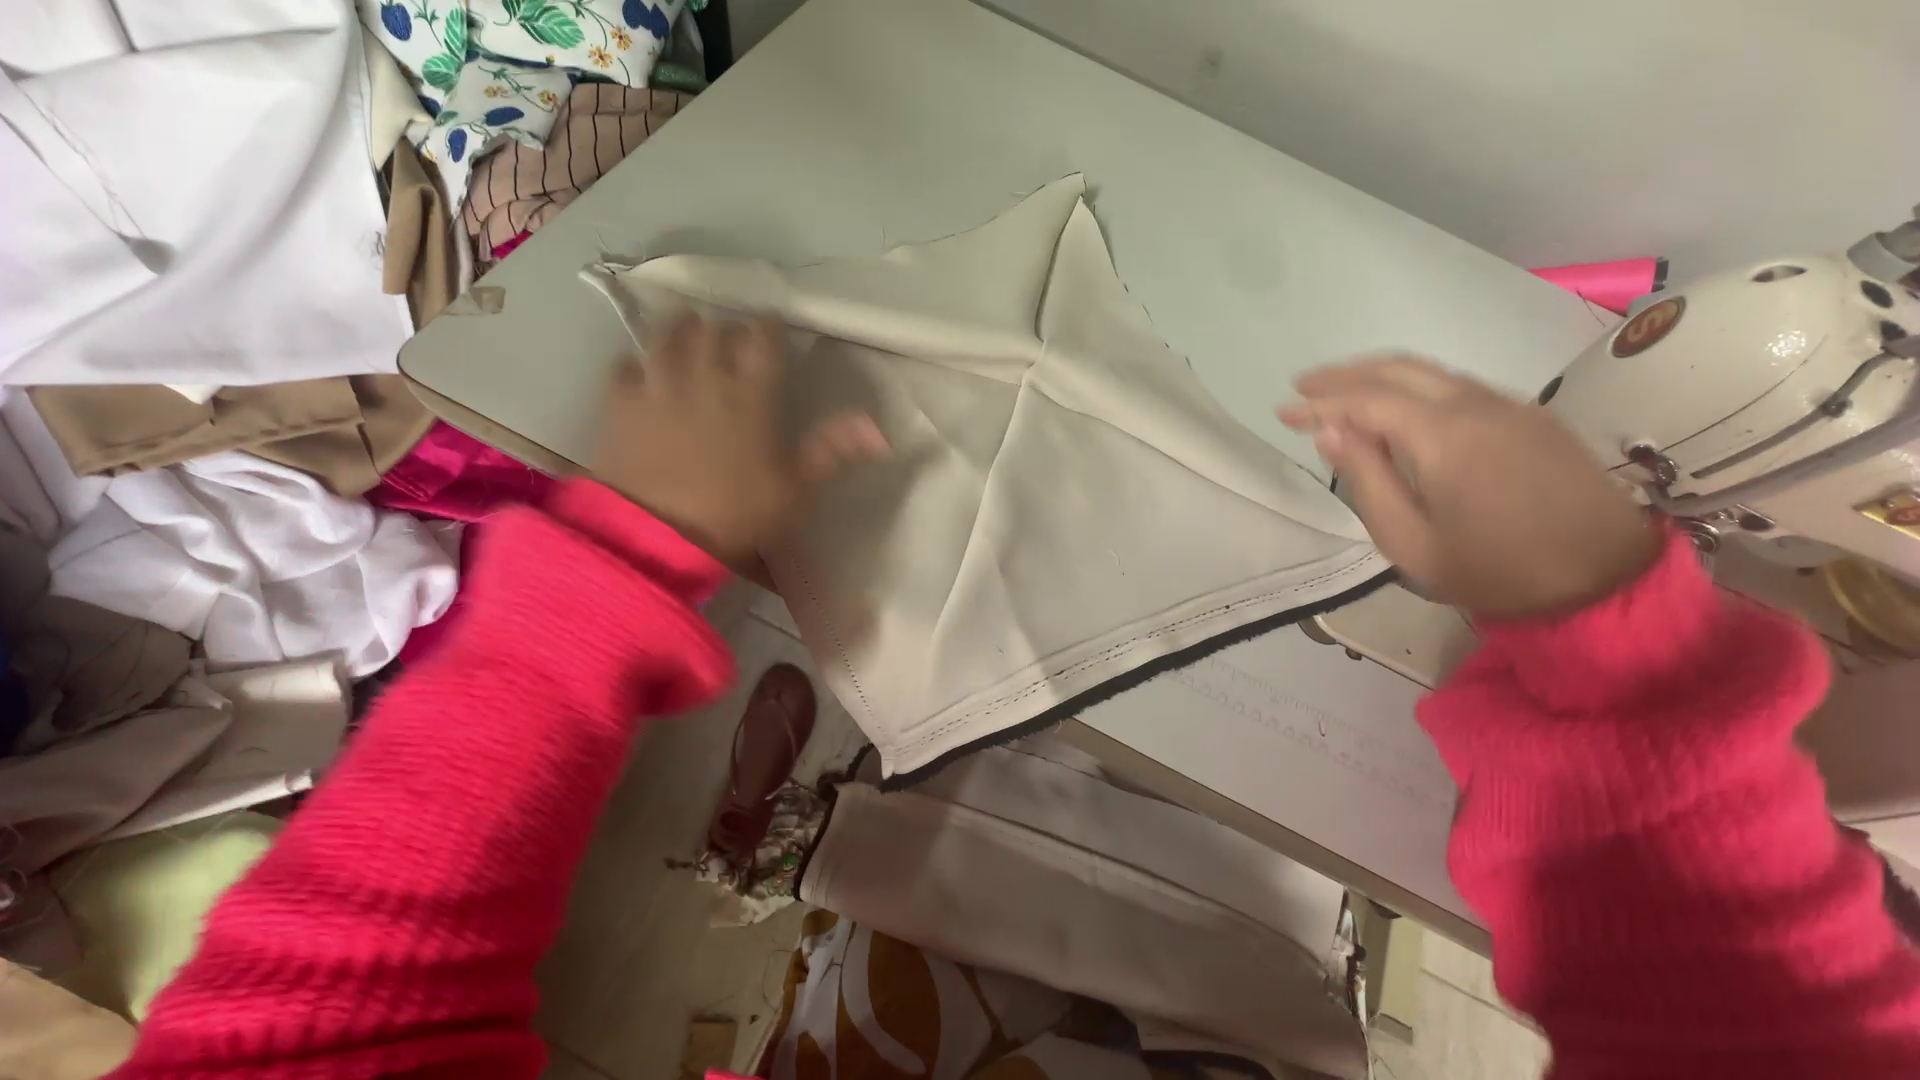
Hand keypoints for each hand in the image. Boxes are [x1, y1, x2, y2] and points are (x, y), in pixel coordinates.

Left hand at [593, 314, 889, 560]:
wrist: (655, 535)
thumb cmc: (735, 514)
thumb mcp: (796, 490)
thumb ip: (833, 451)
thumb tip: (879, 428)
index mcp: (752, 393)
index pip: (763, 339)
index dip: (769, 327)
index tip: (772, 327)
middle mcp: (704, 376)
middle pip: (714, 329)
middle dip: (726, 327)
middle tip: (733, 338)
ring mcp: (657, 385)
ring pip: (668, 336)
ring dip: (681, 330)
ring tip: (688, 335)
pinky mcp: (618, 403)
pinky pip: (624, 366)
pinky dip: (635, 365)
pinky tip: (640, 373)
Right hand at [1278, 354, 1657, 619]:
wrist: (1603, 577)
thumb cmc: (1494, 570)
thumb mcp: (1411, 543)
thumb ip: (1367, 481)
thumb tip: (1329, 432)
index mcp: (1442, 437)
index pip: (1365, 401)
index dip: (1319, 402)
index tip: (1282, 412)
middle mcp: (1475, 405)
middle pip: (1398, 369)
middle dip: (1344, 373)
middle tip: (1303, 386)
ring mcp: (1508, 405)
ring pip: (1431, 371)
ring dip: (1379, 374)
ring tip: (1340, 390)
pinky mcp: (1529, 415)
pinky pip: (1459, 384)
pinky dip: (1415, 384)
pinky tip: (1399, 404)